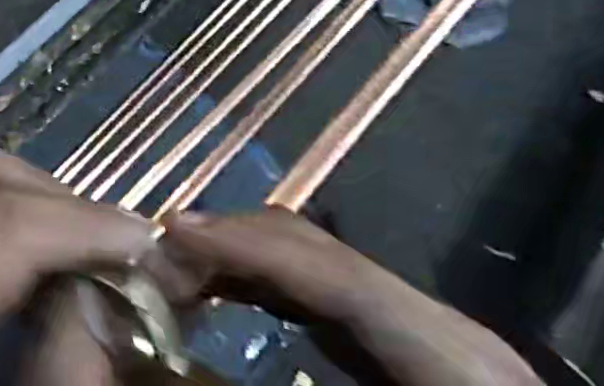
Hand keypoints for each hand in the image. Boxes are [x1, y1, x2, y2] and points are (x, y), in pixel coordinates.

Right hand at [164, 210, 542, 385]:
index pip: (332, 274)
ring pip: (311, 257)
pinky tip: (221, 285)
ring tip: (175, 263)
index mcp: (445, 352)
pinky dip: (262, 277)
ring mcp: (415, 321)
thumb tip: (182, 366)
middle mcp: (430, 318)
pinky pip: (318, 287)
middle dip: (230, 238)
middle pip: (314, 248)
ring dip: (238, 251)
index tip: (171, 231)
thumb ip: (280, 379)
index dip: (248, 245)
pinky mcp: (398, 336)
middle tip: (157, 253)